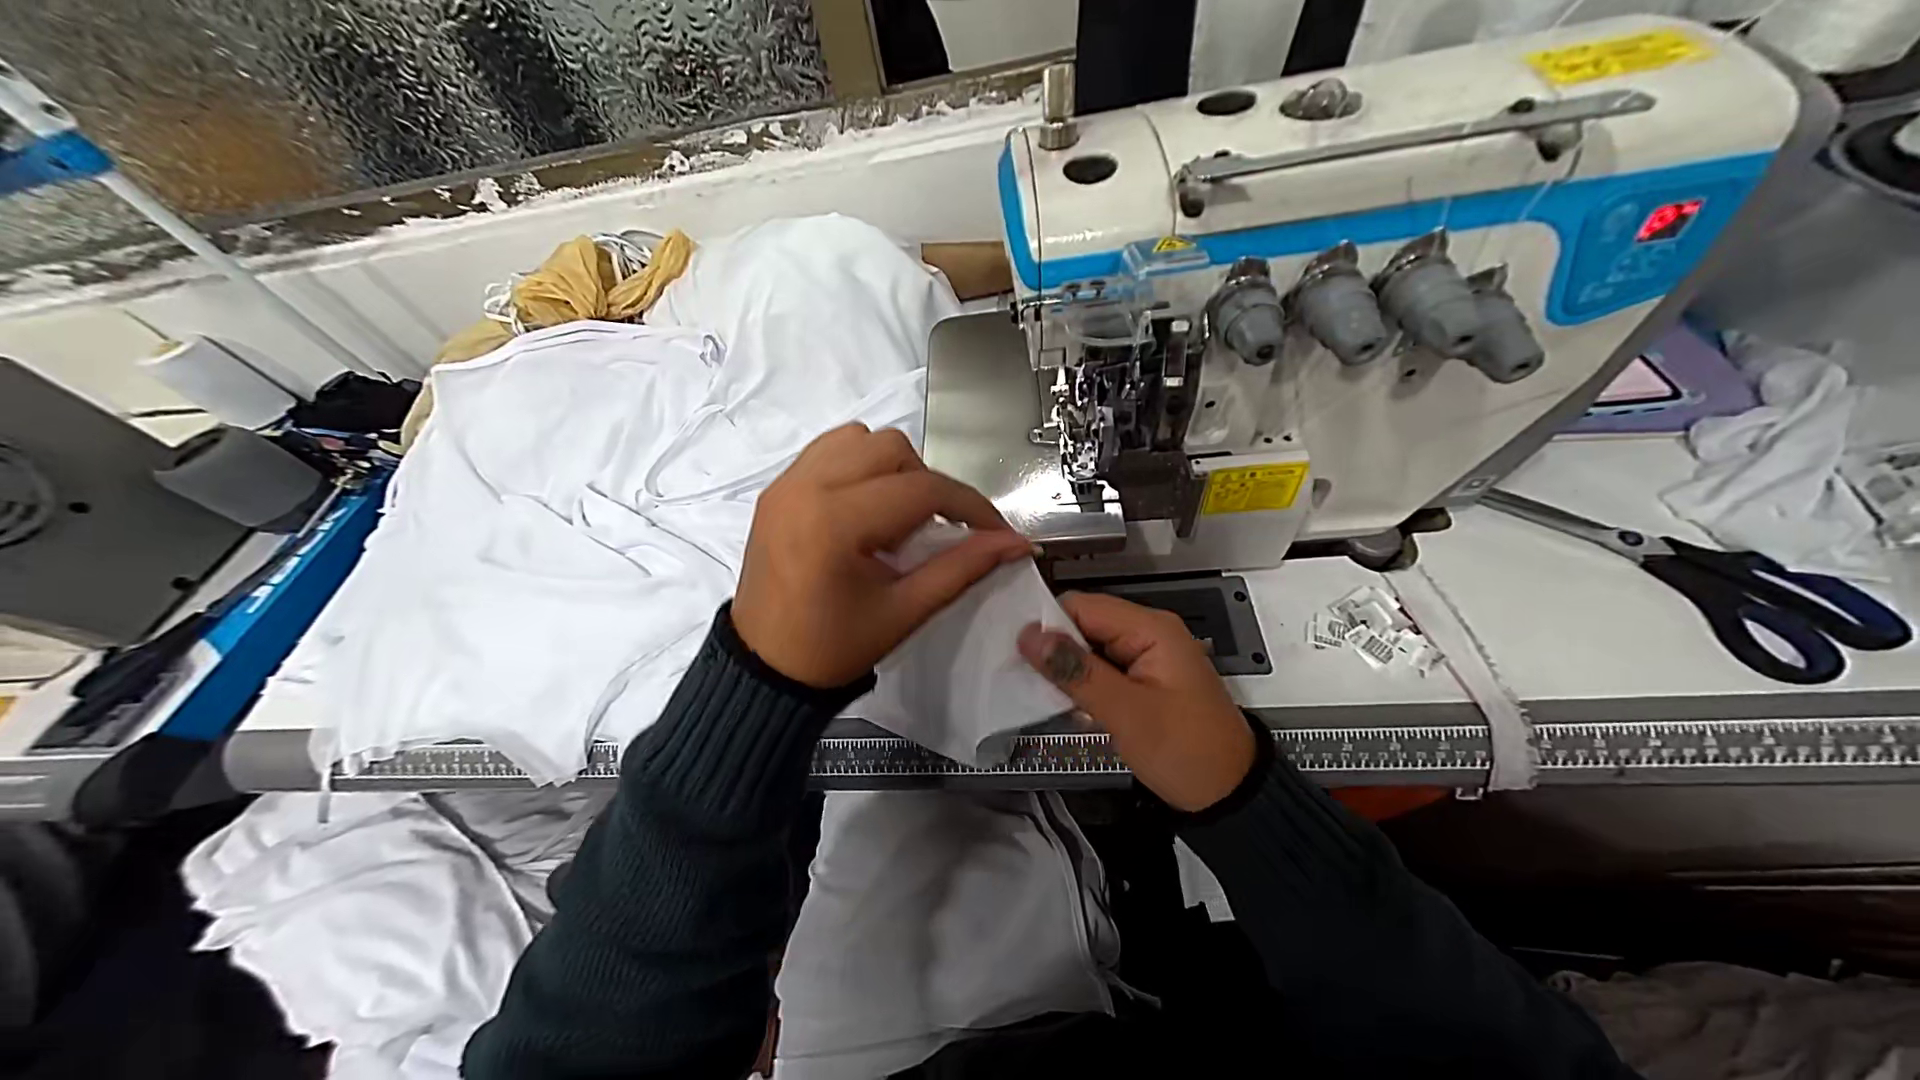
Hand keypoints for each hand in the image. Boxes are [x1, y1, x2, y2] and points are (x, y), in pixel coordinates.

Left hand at [732, 423, 1033, 687]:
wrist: (765, 669)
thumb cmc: (832, 649)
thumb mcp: (905, 611)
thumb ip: (963, 568)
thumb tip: (1016, 544)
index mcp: (833, 523)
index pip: (921, 490)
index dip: (970, 506)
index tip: (996, 530)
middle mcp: (804, 488)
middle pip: (891, 448)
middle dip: (927, 484)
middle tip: (933, 530)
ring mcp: (785, 484)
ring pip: (859, 439)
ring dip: (893, 468)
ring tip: (897, 517)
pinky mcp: (777, 489)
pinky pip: (829, 450)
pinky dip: (860, 466)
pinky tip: (866, 509)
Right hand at [1019, 593, 1255, 811]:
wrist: (1230, 794)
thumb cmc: (1186, 751)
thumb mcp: (1126, 713)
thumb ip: (1076, 672)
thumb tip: (1030, 637)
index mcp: (1150, 629)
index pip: (1082, 606)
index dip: (1048, 626)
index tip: (1018, 653)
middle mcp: (1148, 633)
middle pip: (1084, 624)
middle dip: (1055, 650)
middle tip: (1026, 678)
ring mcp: (1145, 657)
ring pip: (1089, 649)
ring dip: (1067, 670)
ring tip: (1044, 694)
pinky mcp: (1141, 679)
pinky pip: (1101, 669)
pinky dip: (1083, 685)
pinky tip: (1070, 705)